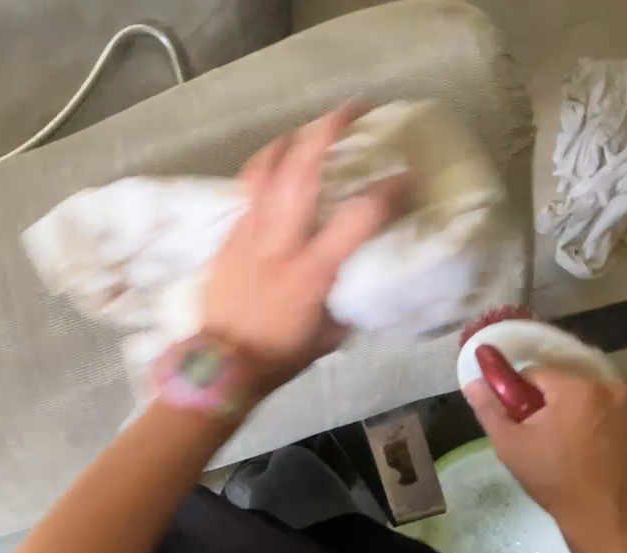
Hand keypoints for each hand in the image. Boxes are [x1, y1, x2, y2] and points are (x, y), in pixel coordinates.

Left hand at [201, 103, 411, 400]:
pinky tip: (273, 170)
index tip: (407, 179)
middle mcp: (278, 244)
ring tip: (306, 132)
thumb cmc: (276, 357)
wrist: (219, 367)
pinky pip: (244, 193)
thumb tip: (358, 279)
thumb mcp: (326, 335)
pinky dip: (262, 173)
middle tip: (351, 110)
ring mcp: (247, 237)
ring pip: (265, 171)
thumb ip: (345, 302)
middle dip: (329, 129)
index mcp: (311, 272)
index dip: (390, 192)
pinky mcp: (225, 240)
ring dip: (290, 141)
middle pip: (302, 170)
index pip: (360, 217)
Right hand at [462, 368, 626, 545]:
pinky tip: (584, 451)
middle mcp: (608, 387)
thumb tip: (473, 382)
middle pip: (562, 385)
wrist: (602, 513)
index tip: (518, 422)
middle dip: (546, 405)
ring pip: (584, 399)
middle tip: (538, 438)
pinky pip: (604, 412)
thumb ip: (489, 409)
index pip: (535, 374)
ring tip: (561, 446)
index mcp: (575, 389)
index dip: (519, 397)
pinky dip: (591, 423)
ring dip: (569, 413)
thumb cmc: (552, 478)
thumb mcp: (510, 445)